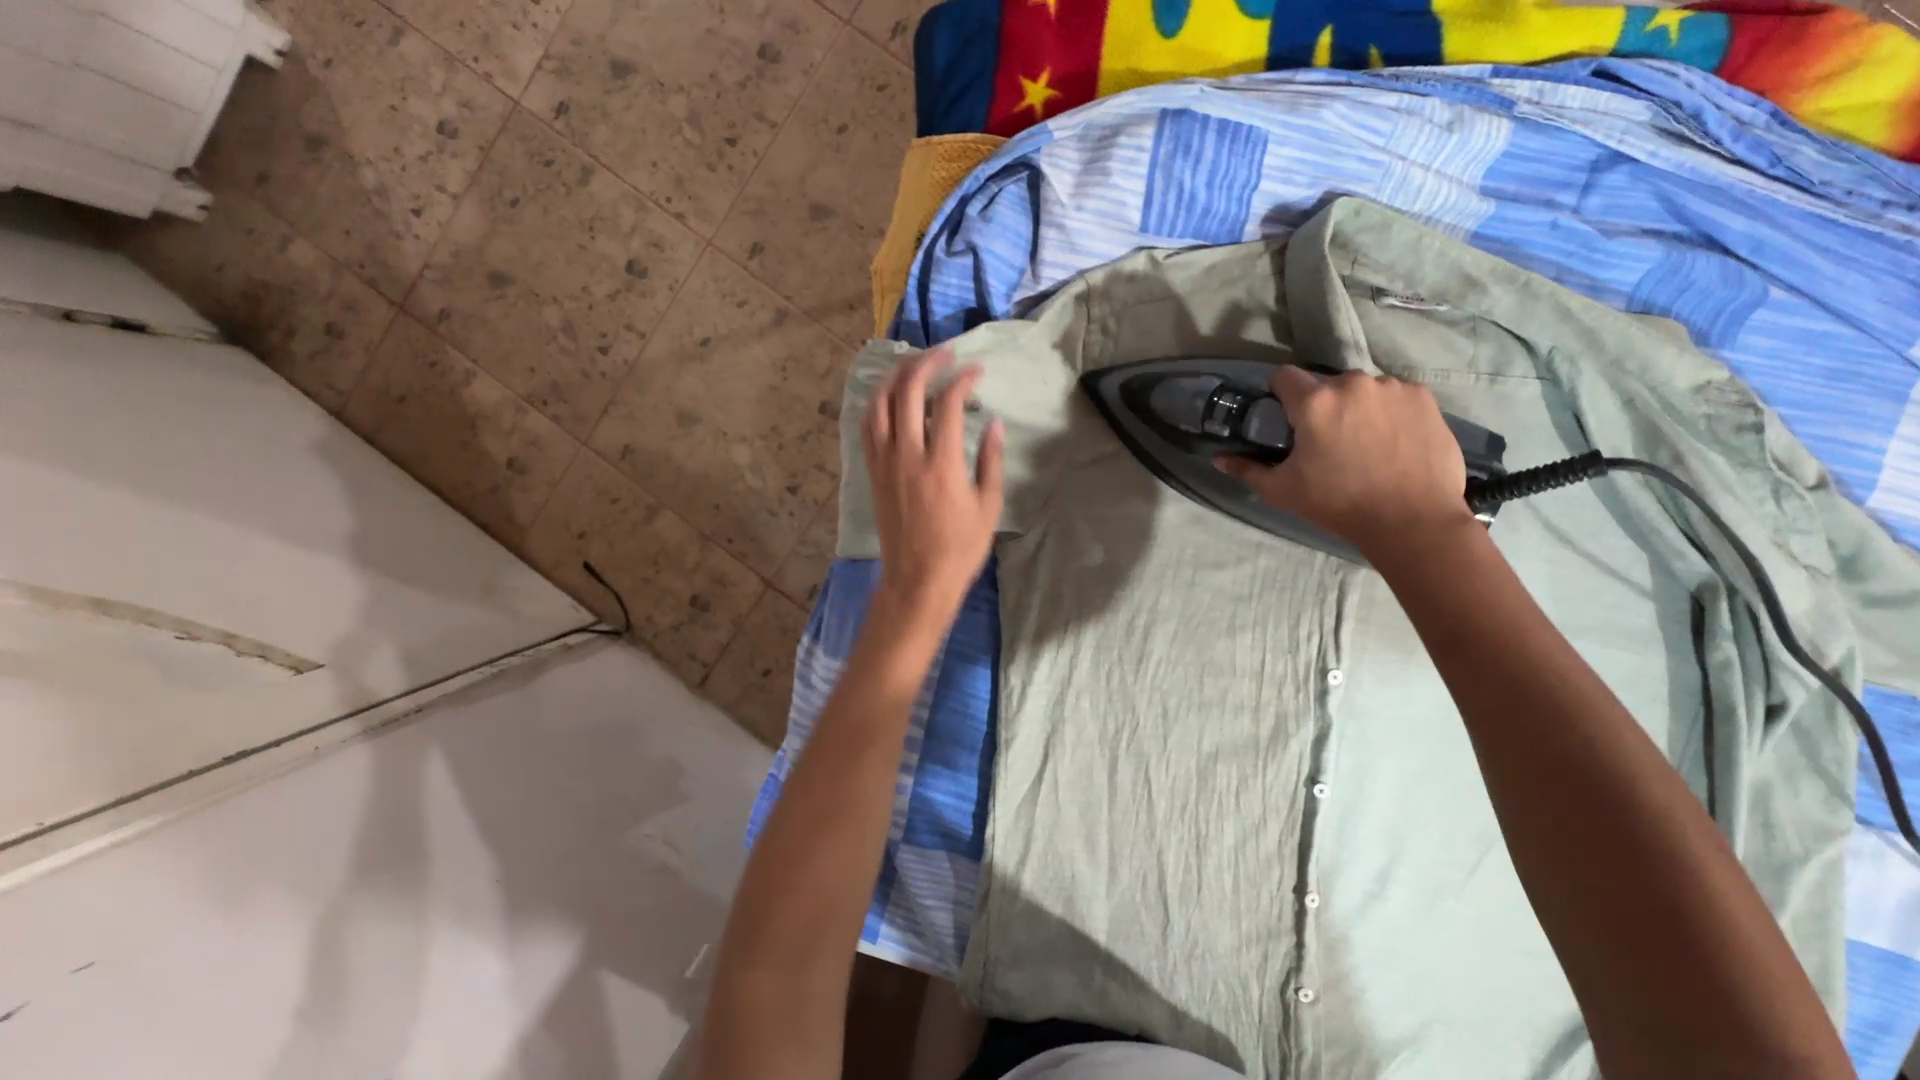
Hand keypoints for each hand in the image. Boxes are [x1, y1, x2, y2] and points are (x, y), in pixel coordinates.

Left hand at [863, 349, 1004, 613]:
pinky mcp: (872, 472)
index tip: (977, 370)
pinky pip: (867, 426)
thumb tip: (993, 423)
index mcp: (941, 464)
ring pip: (879, 403)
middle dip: (926, 363)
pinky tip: (889, 395)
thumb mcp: (989, 507)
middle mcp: (907, 455)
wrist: (917, 580)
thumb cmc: (959, 548)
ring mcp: (884, 462)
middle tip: (945, 354)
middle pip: (907, 391)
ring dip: (896, 376)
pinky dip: (877, 402)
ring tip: (915, 364)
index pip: (947, 403)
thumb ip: (990, 461)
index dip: (963, 378)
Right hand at [1215, 366, 1473, 559]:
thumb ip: (1248, 470)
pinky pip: (1397, 396)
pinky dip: (1391, 413)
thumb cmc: (1339, 505)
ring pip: (1363, 389)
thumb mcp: (1283, 491)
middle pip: (1327, 384)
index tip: (1287, 418)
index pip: (1284, 376)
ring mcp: (1392, 388)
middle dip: (1323, 406)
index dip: (1280, 395)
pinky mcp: (1423, 397)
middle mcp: (1352, 383)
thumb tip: (1219, 459)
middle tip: (1329, 441)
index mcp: (1314, 402)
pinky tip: (1394, 442)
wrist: (1411, 520)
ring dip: (1358, 407)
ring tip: (1366, 443)